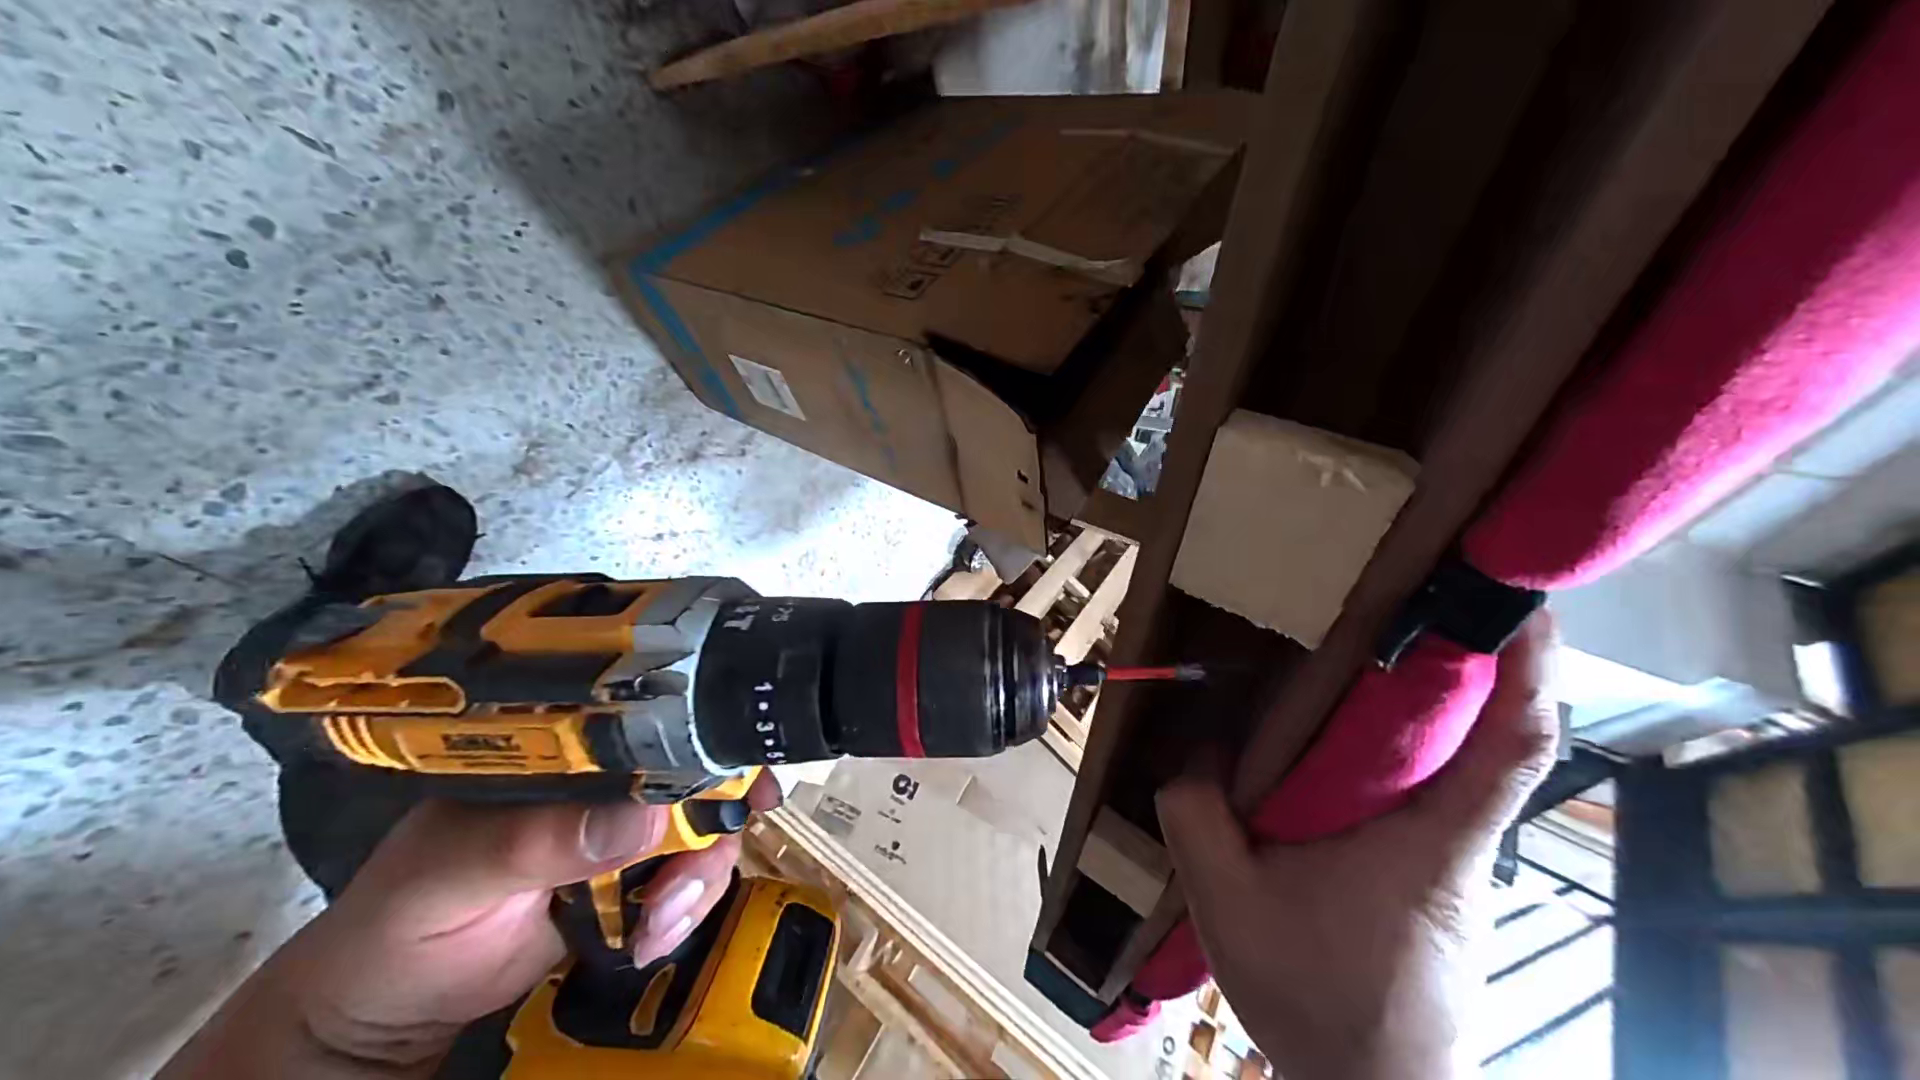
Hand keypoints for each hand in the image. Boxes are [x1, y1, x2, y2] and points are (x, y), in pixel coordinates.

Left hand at [160, 771, 780, 1078]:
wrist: (396, 1006)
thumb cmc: (403, 917)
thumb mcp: (452, 870)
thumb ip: (536, 840)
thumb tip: (644, 816)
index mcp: (570, 752)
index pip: (653, 726)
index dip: (707, 744)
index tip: (743, 783)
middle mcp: (611, 783)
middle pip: (700, 778)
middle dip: (717, 822)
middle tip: (690, 873)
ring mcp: (631, 833)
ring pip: (709, 831)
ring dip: (700, 878)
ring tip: (655, 925)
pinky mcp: (641, 881)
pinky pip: (694, 882)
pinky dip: (690, 909)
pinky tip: (651, 937)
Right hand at [1158, 614, 1556, 1079]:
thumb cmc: (1316, 1000)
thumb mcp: (1225, 901)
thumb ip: (1196, 812)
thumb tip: (1197, 744)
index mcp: (1431, 838)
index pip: (1512, 742)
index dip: (1530, 665)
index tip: (1518, 597)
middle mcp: (1460, 834)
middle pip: (1489, 728)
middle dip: (1464, 651)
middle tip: (1402, 589)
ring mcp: (1454, 852)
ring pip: (1454, 754)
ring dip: (1427, 692)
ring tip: (1359, 644)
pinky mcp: (1438, 867)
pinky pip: (1427, 782)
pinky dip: (1400, 738)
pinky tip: (1338, 732)